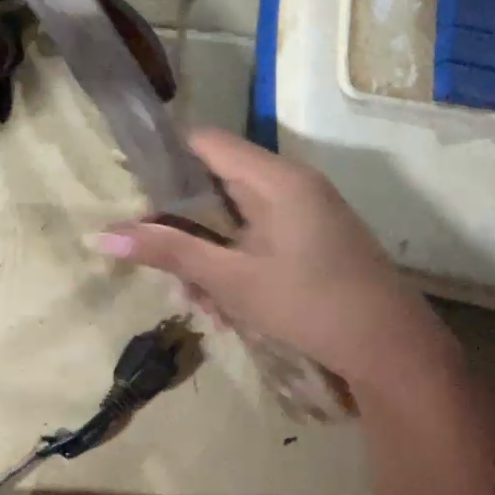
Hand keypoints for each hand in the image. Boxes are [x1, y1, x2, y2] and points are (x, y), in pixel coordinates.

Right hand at [93, 128, 455, 386]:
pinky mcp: (305, 239)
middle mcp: (288, 185)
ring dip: (198, 252)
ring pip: (225, 216)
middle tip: (149, 257)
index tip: (124, 186)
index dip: (161, 156)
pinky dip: (225, 264)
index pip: (203, 142)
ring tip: (192, 299)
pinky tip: (220, 306)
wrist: (394, 352)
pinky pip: (247, 237)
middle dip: (175, 221)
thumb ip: (167, 251)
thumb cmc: (311, 305)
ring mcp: (300, 212)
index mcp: (275, 180)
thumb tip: (101, 235)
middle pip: (209, 181)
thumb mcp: (230, 280)